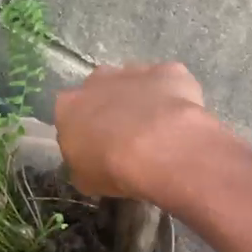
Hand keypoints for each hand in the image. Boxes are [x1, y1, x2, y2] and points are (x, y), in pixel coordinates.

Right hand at [53, 63, 217, 199]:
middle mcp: (97, 81)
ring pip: (135, 83)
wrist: (159, 148)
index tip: (97, 149)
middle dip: (111, 110)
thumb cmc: (112, 167)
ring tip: (159, 132)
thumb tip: (90, 164)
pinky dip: (174, 97)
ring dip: (142, 101)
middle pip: (101, 92)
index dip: (84, 132)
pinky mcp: (168, 71)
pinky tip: (182, 120)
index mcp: (69, 106)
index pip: (70, 116)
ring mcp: (134, 71)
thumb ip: (83, 164)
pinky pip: (169, 83)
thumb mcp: (85, 180)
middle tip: (127, 138)